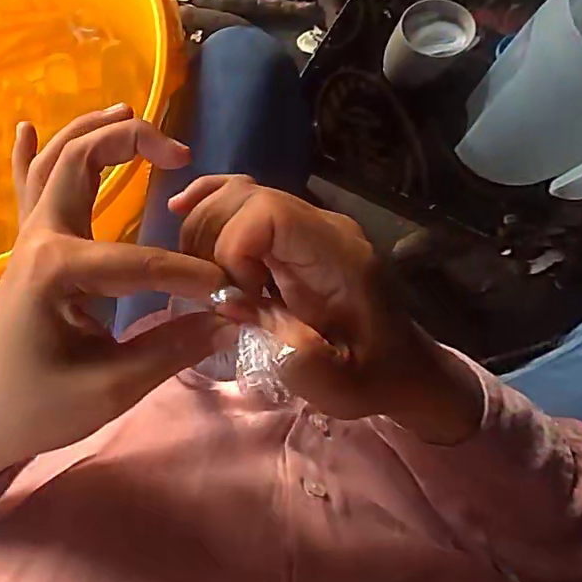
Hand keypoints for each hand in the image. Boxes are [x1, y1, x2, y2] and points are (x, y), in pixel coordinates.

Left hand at [0, 105, 232, 480]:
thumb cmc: (39, 407)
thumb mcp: (110, 388)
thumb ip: (172, 347)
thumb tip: (230, 318)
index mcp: (56, 270)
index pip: (138, 260)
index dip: (189, 274)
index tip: (230, 293)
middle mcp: (40, 239)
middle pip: (79, 162)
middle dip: (129, 141)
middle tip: (180, 152)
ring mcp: (29, 238)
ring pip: (53, 163)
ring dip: (89, 131)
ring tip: (127, 110)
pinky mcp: (27, 248)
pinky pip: (26, 189)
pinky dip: (29, 154)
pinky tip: (27, 126)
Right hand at [172, 176, 482, 443]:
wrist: (401, 364)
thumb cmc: (372, 378)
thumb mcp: (343, 389)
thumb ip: (299, 355)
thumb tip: (233, 304)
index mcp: (337, 256)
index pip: (269, 214)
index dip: (234, 249)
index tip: (237, 299)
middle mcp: (321, 225)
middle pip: (244, 197)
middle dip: (209, 240)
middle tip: (210, 290)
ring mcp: (304, 220)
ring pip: (236, 192)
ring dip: (201, 227)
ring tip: (199, 273)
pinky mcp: (289, 226)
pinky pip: (243, 196)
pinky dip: (208, 199)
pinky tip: (180, 209)